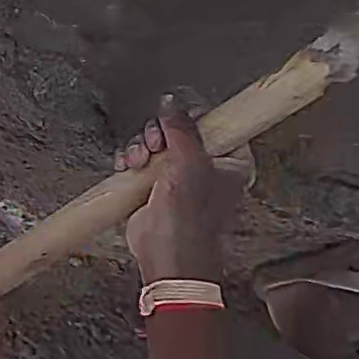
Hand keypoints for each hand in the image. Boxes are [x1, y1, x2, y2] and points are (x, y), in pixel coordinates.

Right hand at [121, 96, 253, 282]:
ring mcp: (180, 175)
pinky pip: (141, 157)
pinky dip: (131, 157)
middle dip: (159, 133)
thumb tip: (170, 101)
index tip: (174, 122)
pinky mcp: (156, 185)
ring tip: (138, 161)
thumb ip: (181, 128)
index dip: (191, 117)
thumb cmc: (190, 217)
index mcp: (230, 160)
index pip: (214, 122)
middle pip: (178, 128)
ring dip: (142, 146)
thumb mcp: (190, 163)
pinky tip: (128, 166)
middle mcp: (207, 165)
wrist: (168, 257)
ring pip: (156, 141)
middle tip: (155, 145)